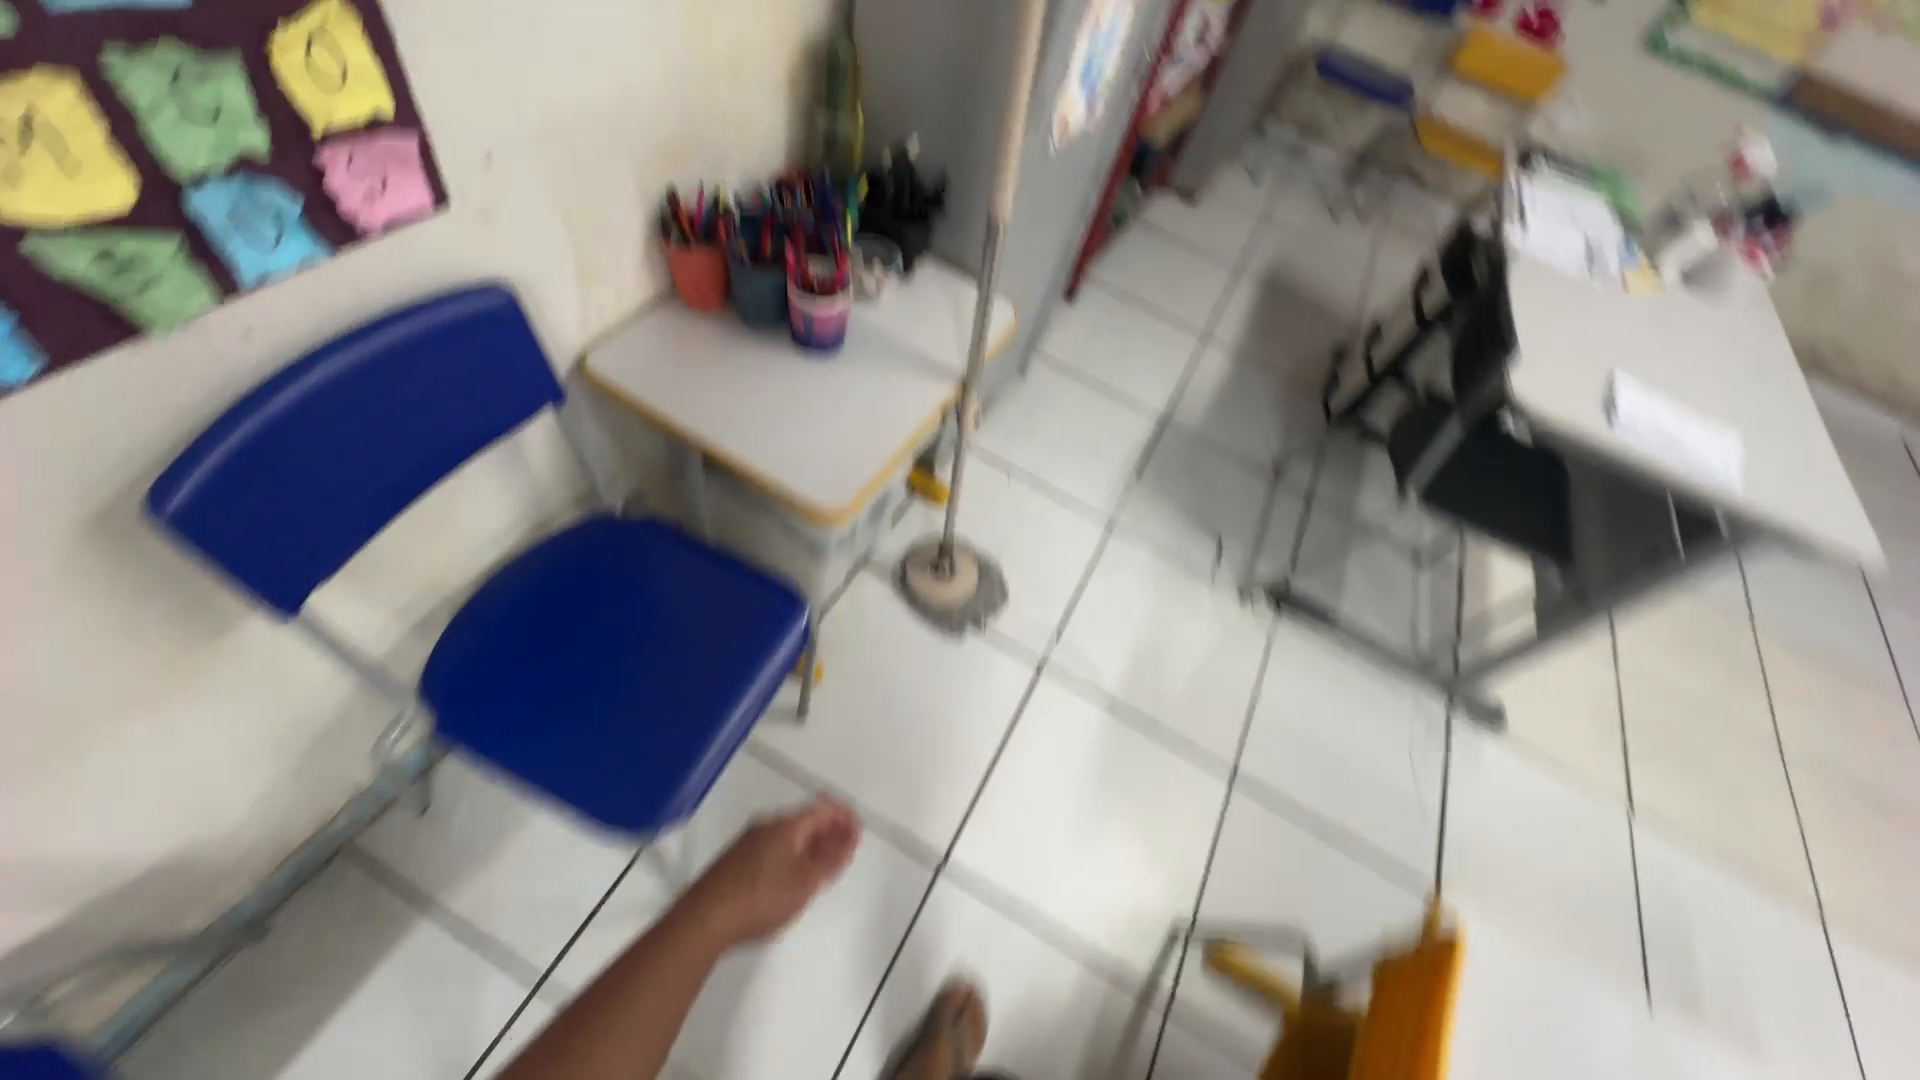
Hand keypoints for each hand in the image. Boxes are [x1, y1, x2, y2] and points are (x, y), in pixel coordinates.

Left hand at [679, 796, 862, 947]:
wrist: (702, 920)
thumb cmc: (760, 899)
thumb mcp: (805, 883)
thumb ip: (831, 860)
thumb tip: (850, 837)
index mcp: (786, 825)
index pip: (823, 808)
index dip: (845, 817)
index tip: (859, 833)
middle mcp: (766, 825)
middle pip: (806, 819)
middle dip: (829, 832)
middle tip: (845, 853)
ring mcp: (748, 841)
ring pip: (789, 834)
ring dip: (811, 845)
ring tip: (823, 868)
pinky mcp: (735, 859)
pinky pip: (774, 846)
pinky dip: (792, 854)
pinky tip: (792, 876)